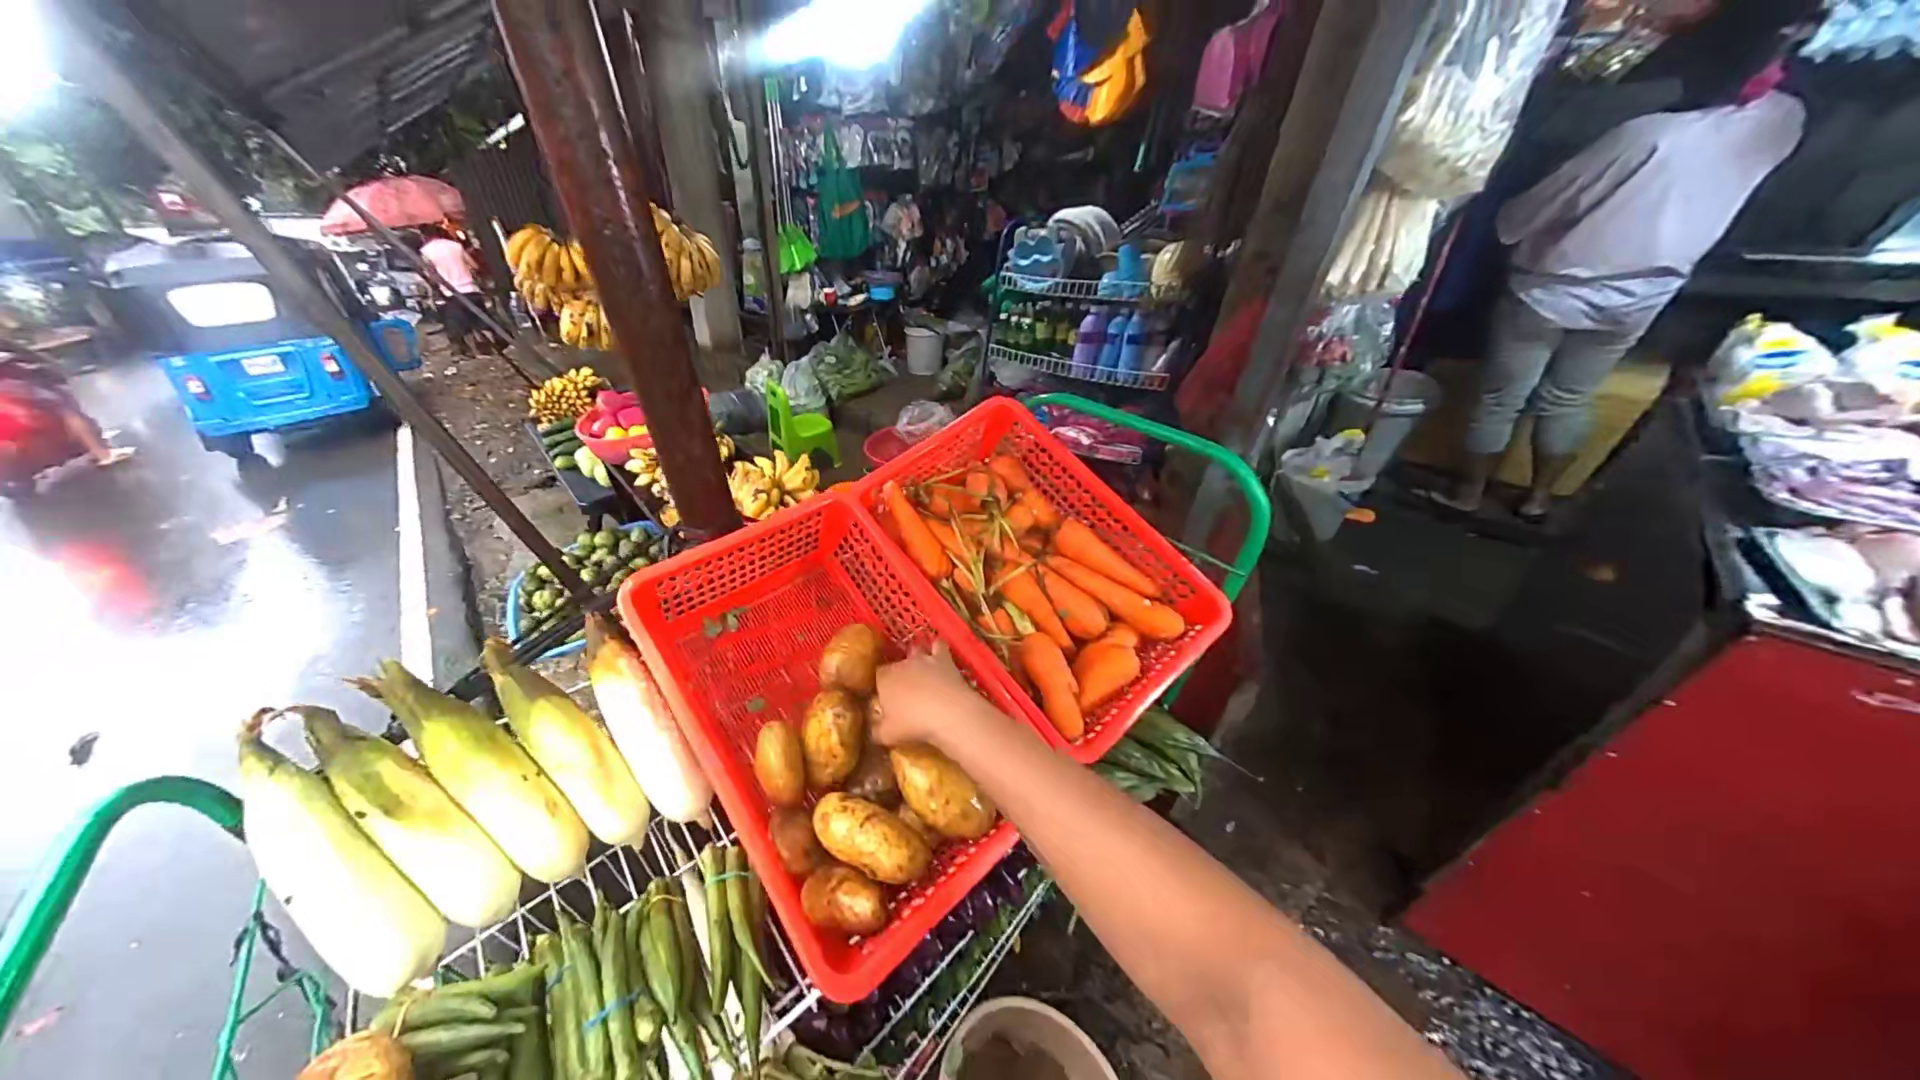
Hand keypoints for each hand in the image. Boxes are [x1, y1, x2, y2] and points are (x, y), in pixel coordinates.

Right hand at [872, 643, 994, 749]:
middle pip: (896, 664)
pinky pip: (939, 645)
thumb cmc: (913, 724)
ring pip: (915, 650)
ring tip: (920, 669)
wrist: (949, 713)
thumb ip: (875, 731)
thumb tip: (872, 730)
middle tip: (904, 690)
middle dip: (898, 673)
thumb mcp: (887, 735)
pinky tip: (938, 652)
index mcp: (884, 678)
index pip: (877, 675)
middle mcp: (902, 664)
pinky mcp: (944, 659)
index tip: (885, 696)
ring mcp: (924, 659)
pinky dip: (937, 648)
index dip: (881, 684)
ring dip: (916, 657)